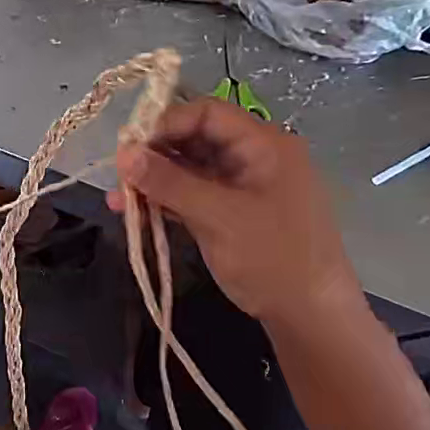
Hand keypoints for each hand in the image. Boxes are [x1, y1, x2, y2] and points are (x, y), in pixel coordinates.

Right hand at [109, 97, 366, 327]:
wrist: (311, 316)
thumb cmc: (273, 258)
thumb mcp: (218, 217)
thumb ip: (169, 182)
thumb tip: (122, 154)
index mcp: (263, 144)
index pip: (207, 113)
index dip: (165, 123)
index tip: (128, 147)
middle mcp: (253, 157)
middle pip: (195, 139)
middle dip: (154, 155)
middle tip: (118, 175)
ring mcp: (242, 187)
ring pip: (190, 170)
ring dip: (155, 182)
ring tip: (118, 200)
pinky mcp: (232, 214)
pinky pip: (193, 196)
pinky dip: (166, 202)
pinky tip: (135, 213)